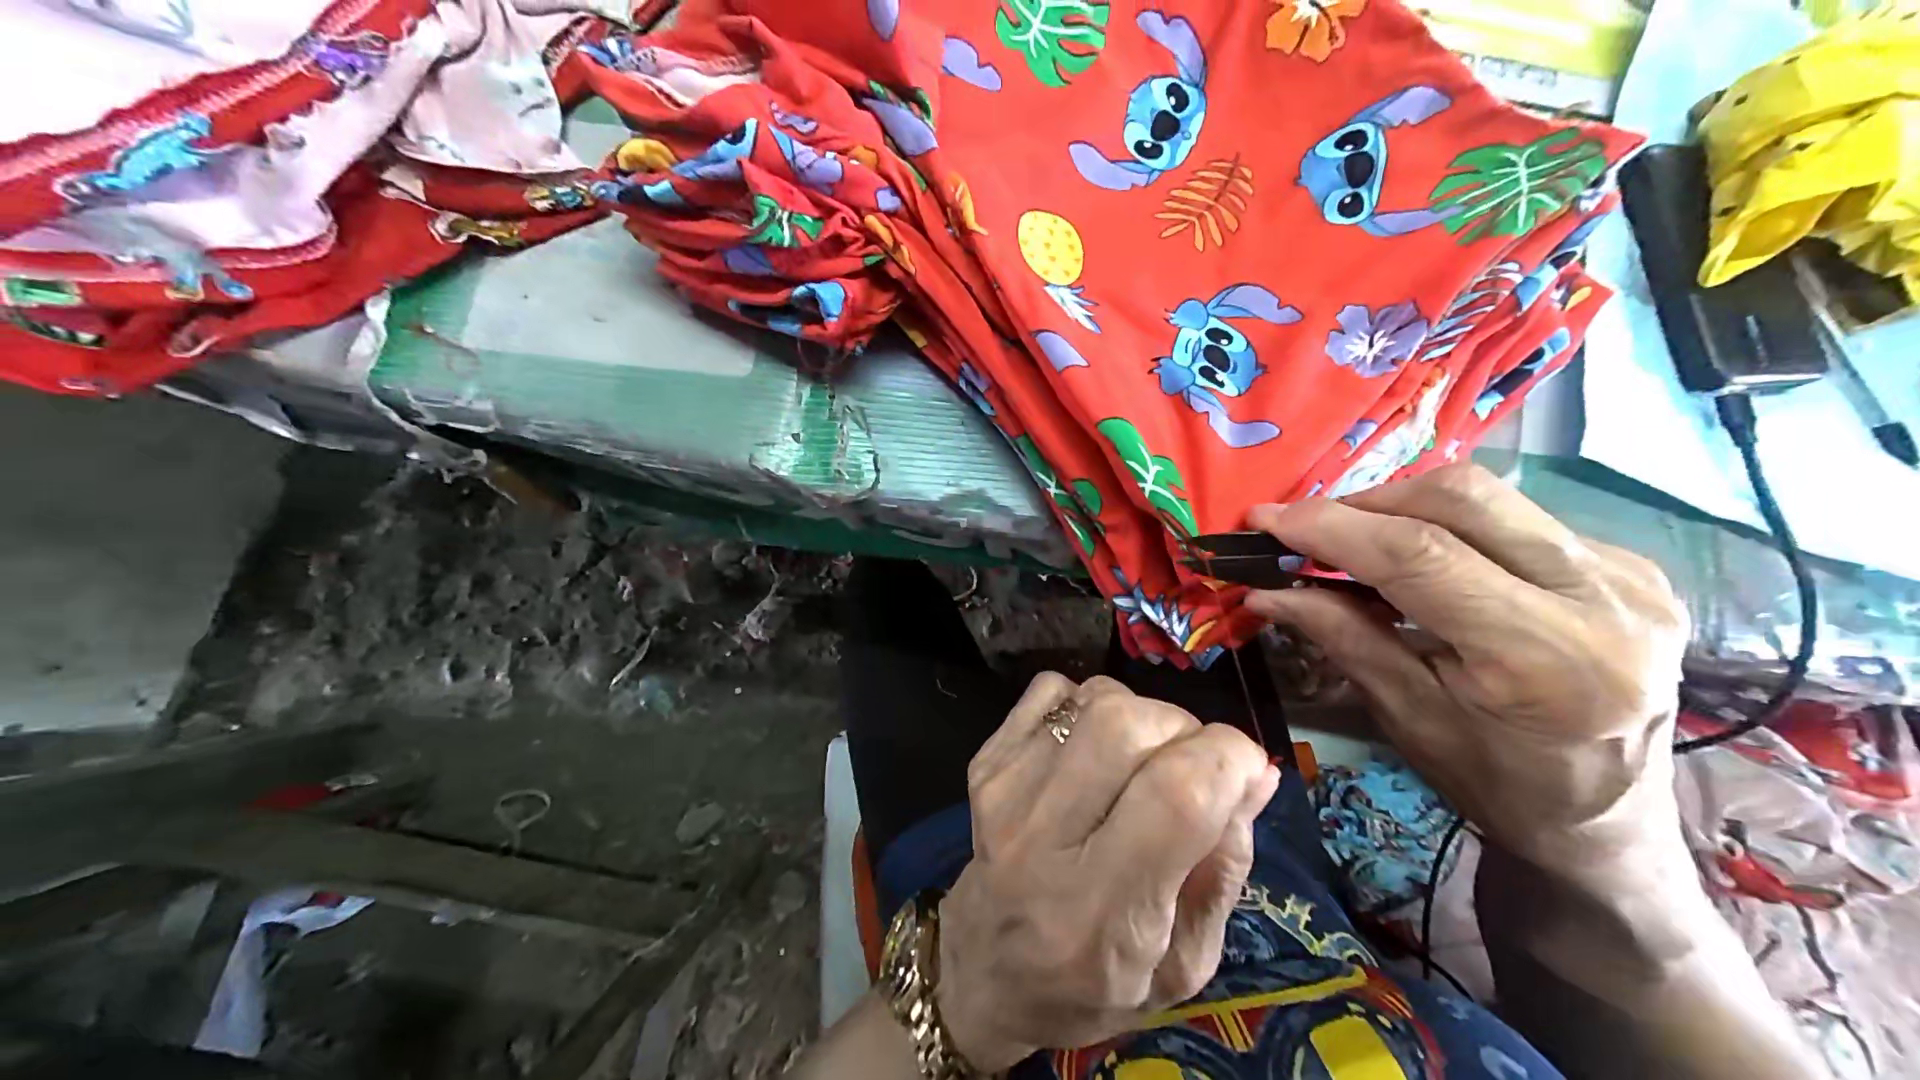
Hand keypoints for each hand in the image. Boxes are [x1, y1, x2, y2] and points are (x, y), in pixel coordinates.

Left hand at [935, 674, 1277, 1070]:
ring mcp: (1003, 791)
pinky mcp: (984, 761)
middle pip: (1126, 726)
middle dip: (1185, 729)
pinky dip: (1089, 704)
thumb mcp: (1184, 964)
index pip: (1176, 796)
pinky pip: (1053, 689)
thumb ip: (1225, 868)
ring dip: (1142, 716)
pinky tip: (1092, 749)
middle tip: (1193, 766)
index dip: (1229, 760)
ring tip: (1142, 762)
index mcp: (1101, 912)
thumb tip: (1255, 772)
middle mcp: (1041, 840)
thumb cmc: (1092, 985)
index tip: (1247, 770)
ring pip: (1094, 700)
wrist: (985, 971)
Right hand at [1244, 463, 1689, 888]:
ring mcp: (1627, 573)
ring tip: (1351, 541)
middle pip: (1459, 499)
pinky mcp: (1627, 563)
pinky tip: (1416, 558)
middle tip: (1305, 531)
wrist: (1612, 818)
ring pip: (1485, 495)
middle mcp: (1603, 599)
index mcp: (1546, 657)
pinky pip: (1510, 515)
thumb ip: (1342, 638)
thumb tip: (1265, 590)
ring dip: (1398, 506)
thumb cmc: (1499, 783)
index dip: (1331, 526)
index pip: (1420, 555)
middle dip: (1363, 503)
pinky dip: (1441, 524)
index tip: (1264, 519)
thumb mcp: (1407, 716)